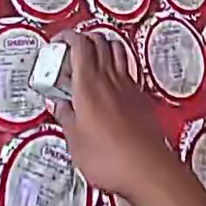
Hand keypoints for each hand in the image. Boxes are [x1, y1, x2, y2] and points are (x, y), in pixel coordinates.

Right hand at [51, 31, 180, 201]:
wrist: (147, 169)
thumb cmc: (111, 158)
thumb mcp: (75, 142)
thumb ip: (66, 117)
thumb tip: (59, 105)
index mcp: (88, 84)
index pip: (79, 43)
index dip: (67, 36)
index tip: (58, 41)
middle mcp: (109, 77)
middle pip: (98, 39)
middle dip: (83, 37)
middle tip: (72, 50)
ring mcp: (127, 84)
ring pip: (116, 47)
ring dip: (102, 44)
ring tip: (92, 56)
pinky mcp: (140, 95)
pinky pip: (128, 66)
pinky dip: (117, 62)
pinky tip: (112, 77)